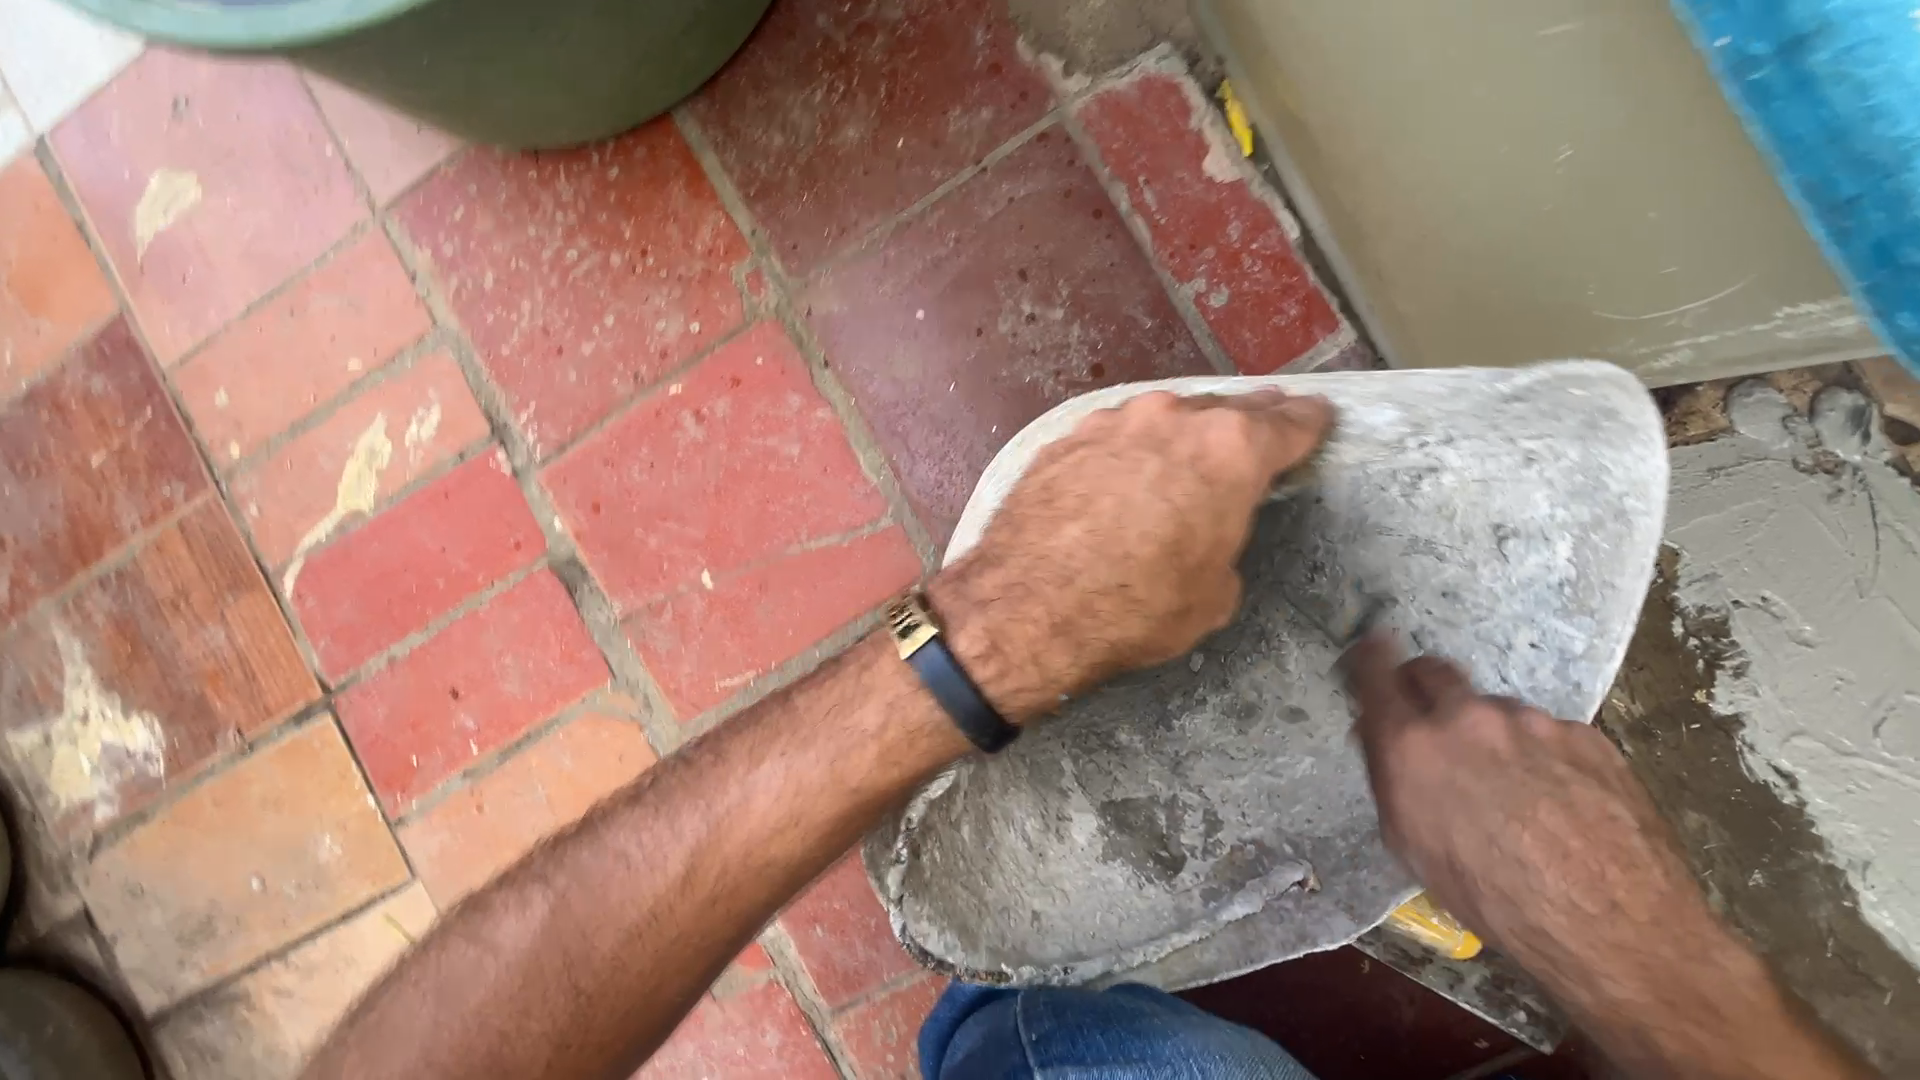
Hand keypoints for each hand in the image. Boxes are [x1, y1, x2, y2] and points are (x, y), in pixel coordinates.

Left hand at [928, 390, 1332, 722]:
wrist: (1026, 607)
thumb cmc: (1136, 608)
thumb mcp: (1213, 594)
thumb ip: (1222, 542)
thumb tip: (1205, 532)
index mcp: (1229, 451)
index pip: (1287, 424)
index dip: (1307, 424)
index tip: (1315, 418)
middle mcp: (1172, 420)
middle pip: (1223, 411)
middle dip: (1244, 422)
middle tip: (1257, 428)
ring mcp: (1111, 423)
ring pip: (1162, 419)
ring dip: (1178, 435)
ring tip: (1181, 456)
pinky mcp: (1063, 439)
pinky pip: (1111, 438)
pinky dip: (1125, 452)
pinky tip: (1119, 474)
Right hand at [1342, 634, 1716, 987]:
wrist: (1615, 929)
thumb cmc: (1491, 896)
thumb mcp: (1410, 842)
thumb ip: (1389, 774)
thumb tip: (1378, 732)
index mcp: (1412, 743)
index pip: (1374, 670)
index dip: (1367, 657)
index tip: (1368, 650)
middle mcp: (1467, 718)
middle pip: (1433, 669)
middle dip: (1423, 685)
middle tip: (1433, 720)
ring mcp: (1532, 722)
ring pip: (1494, 708)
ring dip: (1488, 730)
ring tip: (1512, 784)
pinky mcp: (1587, 736)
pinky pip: (1547, 732)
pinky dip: (1539, 752)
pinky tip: (1557, 798)